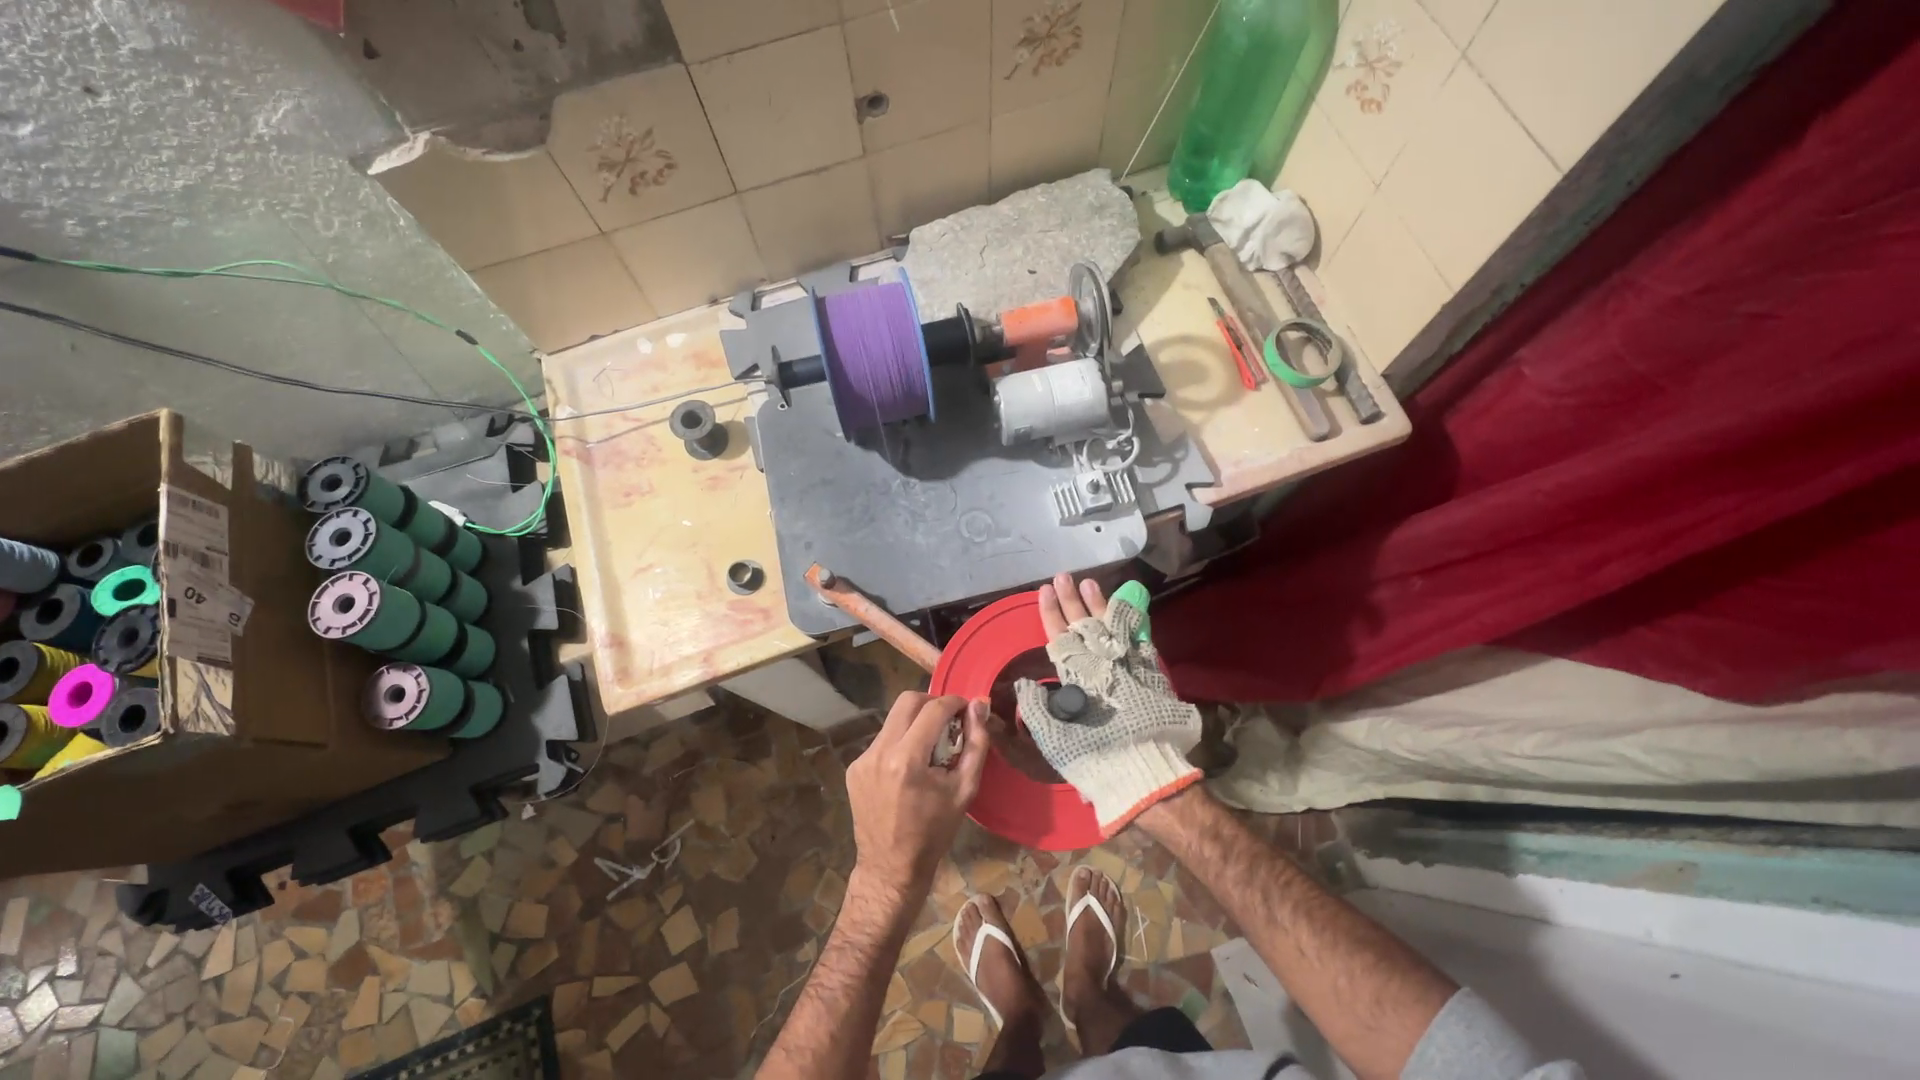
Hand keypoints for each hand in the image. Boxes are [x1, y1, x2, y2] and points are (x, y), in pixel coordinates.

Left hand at [846, 693, 988, 898]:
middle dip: (932, 703)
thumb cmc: (935, 831)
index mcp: (907, 759)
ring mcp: (862, 759)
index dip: (954, 702)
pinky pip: (881, 740)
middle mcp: (879, 752)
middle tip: (949, 719)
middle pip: (907, 701)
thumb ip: (975, 743)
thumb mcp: (964, 789)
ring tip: (930, 746)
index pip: (933, 709)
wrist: (892, 866)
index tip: (966, 709)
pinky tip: (909, 767)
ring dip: (914, 723)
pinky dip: (899, 742)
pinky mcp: (854, 768)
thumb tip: (979, 706)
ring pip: (892, 720)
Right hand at [1015, 573, 1202, 835]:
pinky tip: (1126, 609)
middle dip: (1071, 600)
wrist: (1143, 772)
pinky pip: (1138, 641)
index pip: (1059, 637)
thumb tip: (1023, 685)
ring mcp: (1129, 667)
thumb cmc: (1094, 758)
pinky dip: (1131, 623)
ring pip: (1112, 626)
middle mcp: (1102, 665)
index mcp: (1076, 678)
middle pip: (1084, 625)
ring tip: (1089, 584)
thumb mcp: (1053, 739)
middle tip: (1063, 577)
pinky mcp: (1151, 675)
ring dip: (1099, 604)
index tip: (1044, 591)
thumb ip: (1036, 708)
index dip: (1050, 613)